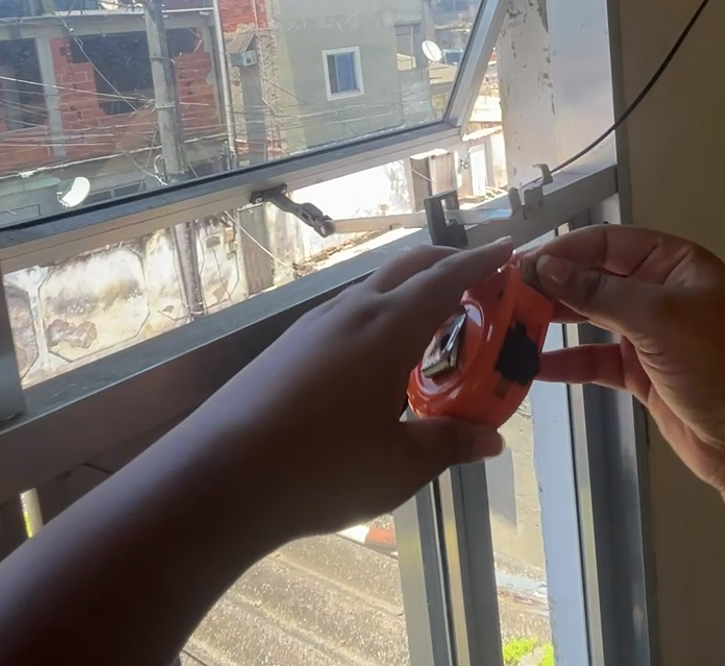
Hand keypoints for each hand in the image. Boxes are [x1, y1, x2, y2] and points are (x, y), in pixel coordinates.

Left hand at [185, 239, 512, 539]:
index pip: (446, 277)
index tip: (508, 248)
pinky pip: (349, 310)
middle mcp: (353, 310)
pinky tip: (378, 355)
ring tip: (433, 322)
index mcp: (388, 327)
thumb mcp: (397, 466)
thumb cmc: (319, 468)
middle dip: (448, 263)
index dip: (481, 260)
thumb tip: (491, 441)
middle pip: (409, 267)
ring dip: (411, 289)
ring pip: (375, 287)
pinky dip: (380, 312)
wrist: (216, 477)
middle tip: (480, 279)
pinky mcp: (290, 342)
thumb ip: (449, 444)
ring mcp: (316, 323)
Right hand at [528, 226, 724, 493]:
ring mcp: (652, 334)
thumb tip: (545, 265)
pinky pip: (597, 359)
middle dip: (555, 284)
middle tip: (508, 295)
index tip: (522, 265)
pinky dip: (568, 362)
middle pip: (597, 278)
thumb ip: (597, 292)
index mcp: (675, 263)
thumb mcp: (659, 318)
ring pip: (592, 318)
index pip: (608, 243)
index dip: (565, 250)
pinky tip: (535, 367)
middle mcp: (661, 292)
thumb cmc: (721, 365)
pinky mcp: (643, 373)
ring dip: (555, 321)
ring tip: (512, 325)